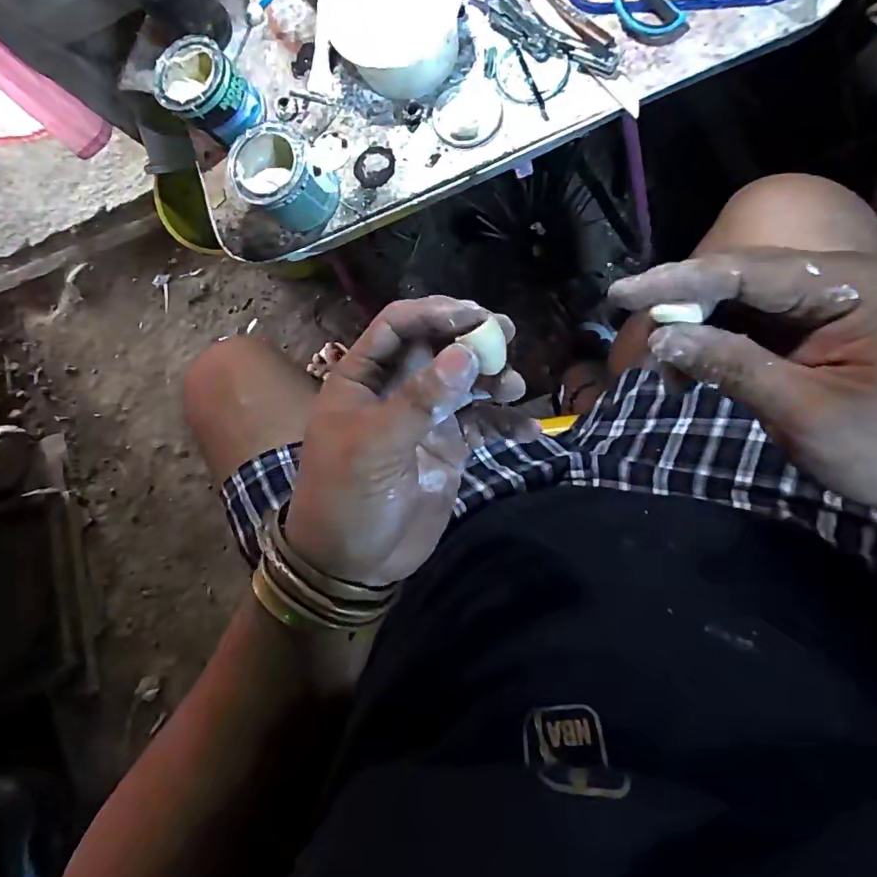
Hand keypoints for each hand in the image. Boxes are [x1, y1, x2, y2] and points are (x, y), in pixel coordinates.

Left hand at [284, 297, 532, 586]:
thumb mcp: (376, 445)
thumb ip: (420, 399)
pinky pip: (480, 423)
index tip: (475, 317)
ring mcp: (422, 418)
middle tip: (507, 337)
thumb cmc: (347, 496)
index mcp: (361, 378)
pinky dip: (504, 423)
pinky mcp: (446, 447)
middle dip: (471, 338)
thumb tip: (466, 352)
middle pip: (436, 347)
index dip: (434, 314)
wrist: (352, 562)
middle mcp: (394, 390)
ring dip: (491, 377)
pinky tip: (529, 430)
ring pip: (462, 381)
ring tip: (514, 386)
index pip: (397, 326)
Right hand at [608, 249, 876, 527]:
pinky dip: (723, 347)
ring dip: (699, 331)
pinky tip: (695, 370)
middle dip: (684, 309)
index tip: (618, 294)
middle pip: (743, 279)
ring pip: (746, 304)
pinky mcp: (832, 333)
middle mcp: (849, 280)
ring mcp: (842, 306)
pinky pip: (762, 327)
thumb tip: (660, 337)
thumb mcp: (806, 412)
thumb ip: (731, 366)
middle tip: (639, 344)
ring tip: (664, 372)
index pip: (747, 269)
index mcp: (859, 284)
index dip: (676, 281)